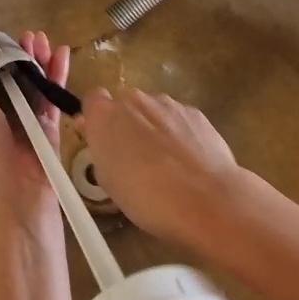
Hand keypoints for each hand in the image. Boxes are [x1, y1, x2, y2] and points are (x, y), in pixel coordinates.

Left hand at [0, 31, 70, 222]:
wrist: (16, 195)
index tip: (8, 39)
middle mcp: (4, 115)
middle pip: (15, 78)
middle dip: (23, 55)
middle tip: (33, 36)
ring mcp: (29, 122)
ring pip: (36, 84)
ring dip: (41, 61)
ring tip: (46, 40)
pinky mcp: (51, 130)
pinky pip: (54, 98)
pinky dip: (58, 76)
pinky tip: (63, 56)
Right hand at [78, 87, 242, 243]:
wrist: (207, 200)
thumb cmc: (147, 197)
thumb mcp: (108, 180)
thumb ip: (100, 148)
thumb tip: (97, 133)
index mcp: (104, 115)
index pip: (92, 100)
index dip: (97, 119)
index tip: (102, 141)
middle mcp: (133, 99)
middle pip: (124, 104)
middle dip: (127, 123)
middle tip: (134, 157)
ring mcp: (166, 103)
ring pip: (152, 110)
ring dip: (153, 128)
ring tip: (167, 164)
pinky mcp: (194, 112)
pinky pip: (178, 119)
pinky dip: (179, 133)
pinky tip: (189, 162)